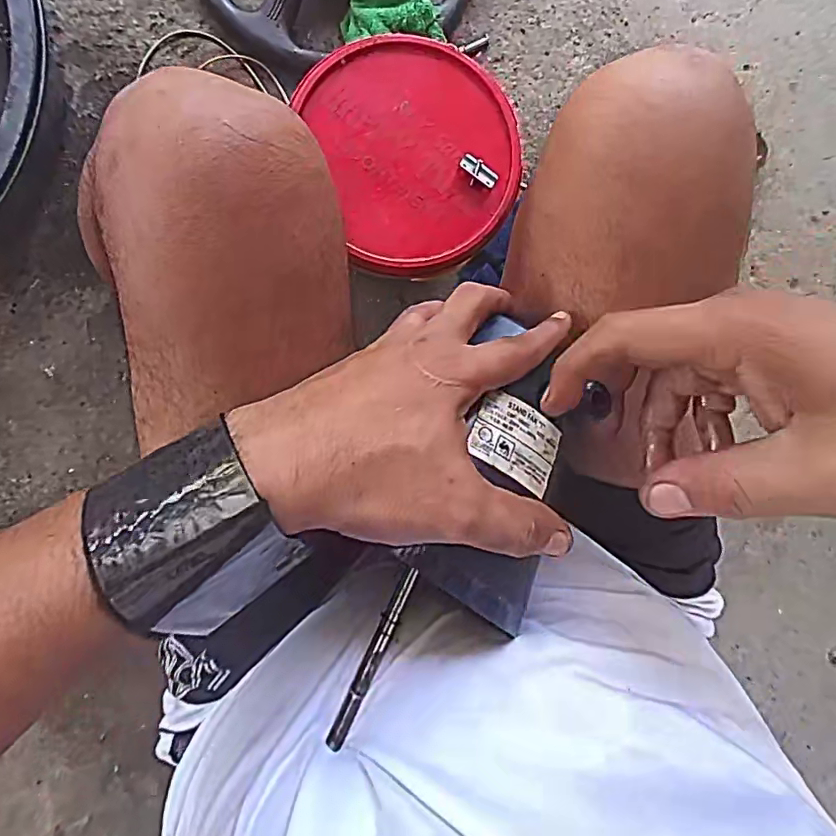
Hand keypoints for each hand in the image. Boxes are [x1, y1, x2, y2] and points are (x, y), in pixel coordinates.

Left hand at [227, 283, 575, 557]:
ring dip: (448, 311)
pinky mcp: (349, 369)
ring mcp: (378, 355)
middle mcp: (416, 351)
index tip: (560, 323)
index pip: (512, 348)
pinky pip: (389, 336)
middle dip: (494, 301)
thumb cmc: (359, 472)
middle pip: (465, 303)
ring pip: (423, 312)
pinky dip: (408, 336)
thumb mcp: (451, 509)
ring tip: (459, 326)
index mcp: (450, 373)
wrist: (275, 466)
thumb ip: (510, 524)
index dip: (544, 337)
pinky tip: (404, 364)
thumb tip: (553, 534)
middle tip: (509, 310)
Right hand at [542, 291, 835, 520]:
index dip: (578, 364)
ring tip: (688, 475)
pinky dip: (711, 417)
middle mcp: (742, 320)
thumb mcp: (818, 474)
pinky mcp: (790, 351)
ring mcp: (768, 333)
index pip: (628, 333)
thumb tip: (650, 495)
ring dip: (675, 421)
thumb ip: (725, 485)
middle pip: (653, 356)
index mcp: (736, 331)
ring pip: (689, 371)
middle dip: (632, 411)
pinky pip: (725, 378)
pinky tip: (726, 457)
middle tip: (631, 468)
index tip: (549, 404)